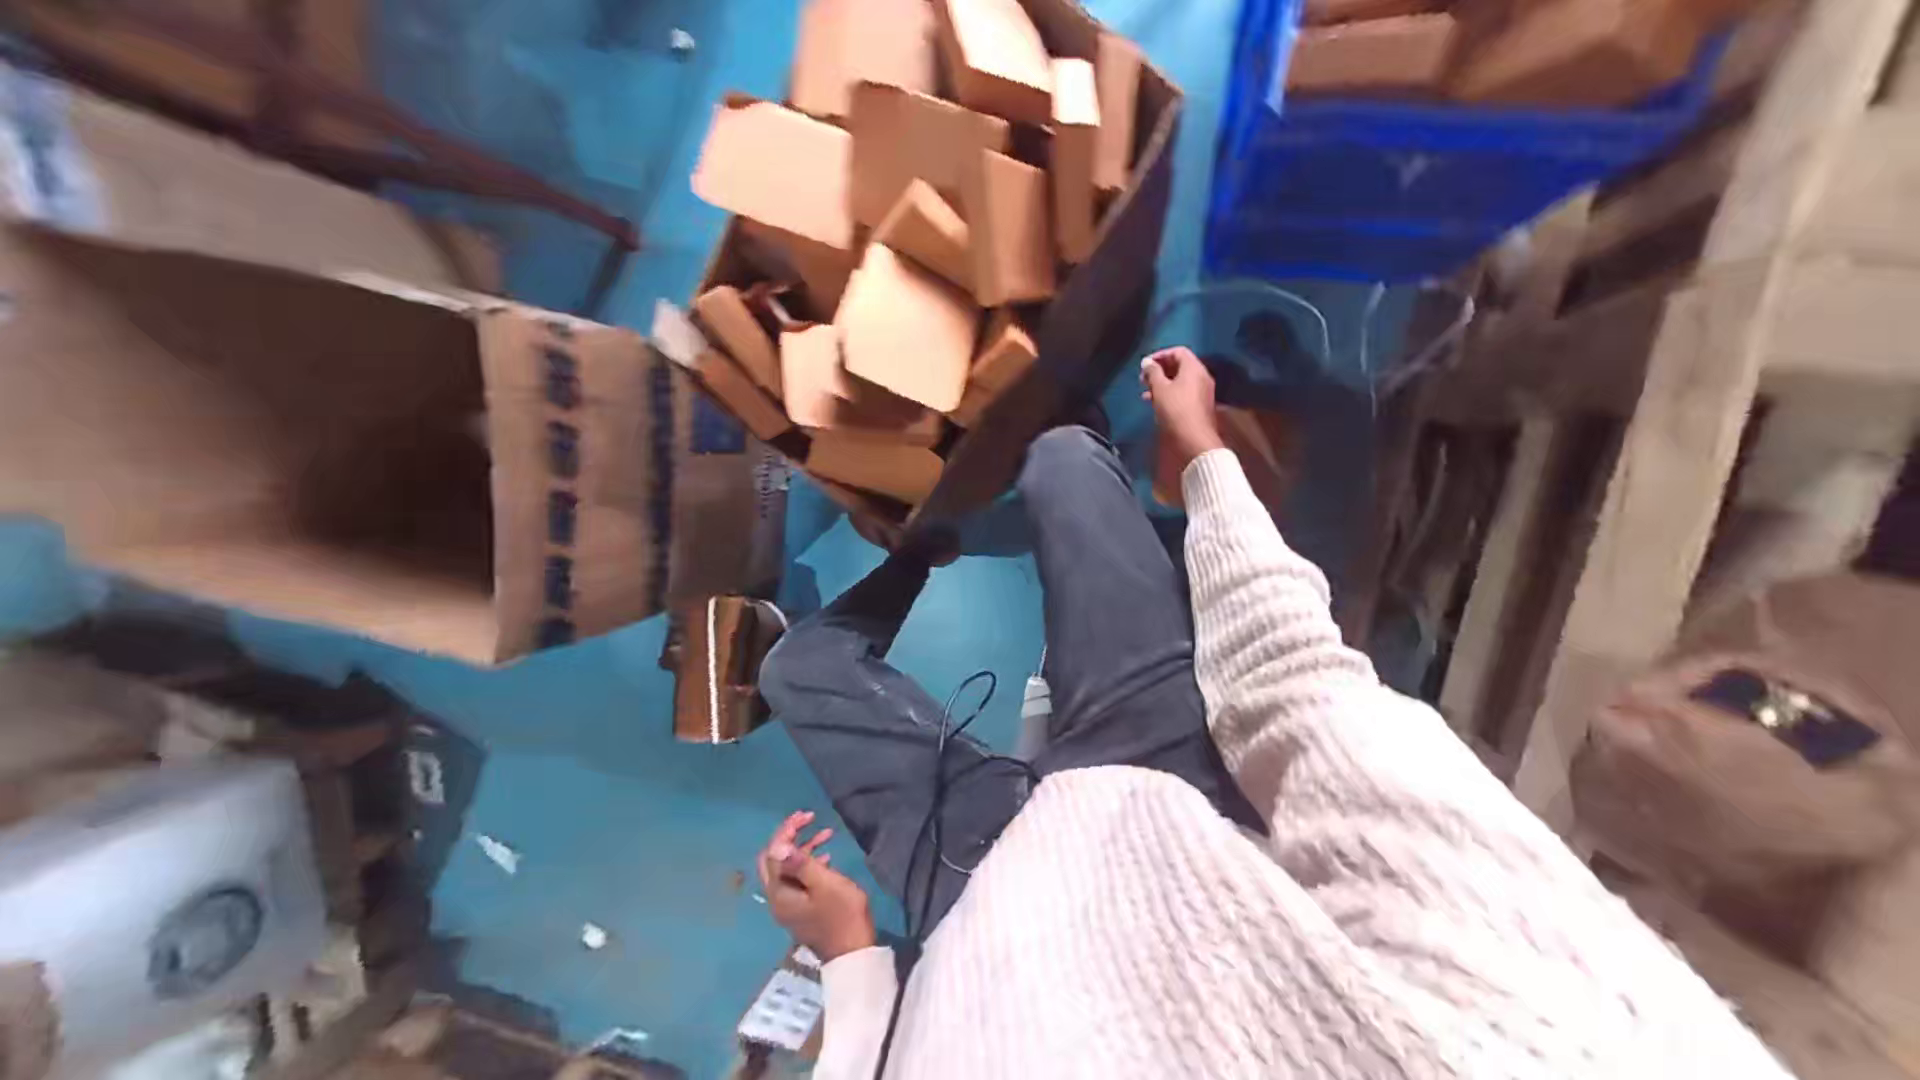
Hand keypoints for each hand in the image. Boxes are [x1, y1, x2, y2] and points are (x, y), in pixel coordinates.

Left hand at [758, 811, 874, 961]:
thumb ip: (800, 864)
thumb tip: (777, 844)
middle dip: (790, 837)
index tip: (806, 815)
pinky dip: (809, 863)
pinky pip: (798, 879)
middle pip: (775, 860)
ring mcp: (790, 906)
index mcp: (779, 892)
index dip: (787, 831)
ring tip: (826, 833)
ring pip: (788, 868)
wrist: (853, 952)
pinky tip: (827, 856)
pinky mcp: (802, 909)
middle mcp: (778, 899)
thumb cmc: (841, 914)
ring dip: (803, 848)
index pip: (774, 853)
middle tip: (809, 820)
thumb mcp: (824, 884)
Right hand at [1141, 347, 1225, 474]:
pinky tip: (1156, 403)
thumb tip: (1147, 362)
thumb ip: (1153, 373)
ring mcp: (1202, 391)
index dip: (1160, 355)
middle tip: (1143, 378)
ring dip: (1163, 383)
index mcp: (1193, 368)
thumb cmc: (1175, 410)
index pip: (1178, 351)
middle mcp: (1201, 376)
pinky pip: (1183, 392)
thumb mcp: (1160, 389)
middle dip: (1160, 370)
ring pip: (1180, 380)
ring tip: (1146, 392)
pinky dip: (1170, 393)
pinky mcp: (1200, 405)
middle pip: (1180, 365)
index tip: (1144, 365)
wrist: (1194, 439)